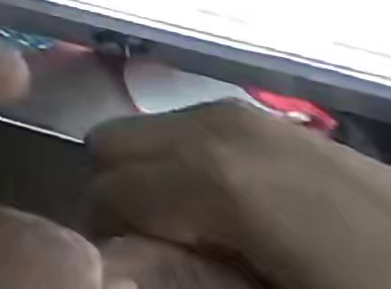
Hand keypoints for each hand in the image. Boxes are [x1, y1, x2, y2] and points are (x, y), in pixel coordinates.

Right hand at [89, 100, 390, 288]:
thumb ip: (194, 283)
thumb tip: (111, 262)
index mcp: (215, 167)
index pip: (105, 189)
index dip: (108, 239)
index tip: (138, 278)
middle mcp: (218, 122)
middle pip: (113, 146)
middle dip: (124, 201)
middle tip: (172, 266)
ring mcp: (253, 118)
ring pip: (152, 138)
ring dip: (159, 187)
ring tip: (213, 252)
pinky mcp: (285, 130)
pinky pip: (199, 140)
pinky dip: (196, 177)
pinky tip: (250, 230)